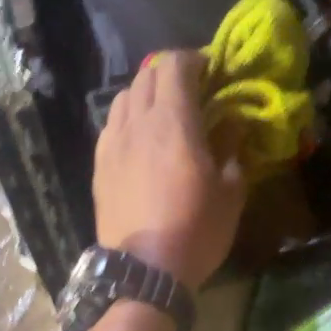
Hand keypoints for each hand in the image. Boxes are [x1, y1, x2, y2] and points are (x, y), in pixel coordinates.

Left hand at [93, 51, 245, 288]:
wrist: (145, 272)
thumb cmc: (196, 231)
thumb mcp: (230, 193)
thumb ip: (231, 150)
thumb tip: (230, 126)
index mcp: (173, 121)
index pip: (175, 64)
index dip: (194, 59)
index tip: (210, 71)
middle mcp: (137, 121)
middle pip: (147, 74)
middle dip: (170, 74)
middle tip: (190, 92)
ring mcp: (112, 142)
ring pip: (124, 97)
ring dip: (145, 95)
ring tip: (162, 114)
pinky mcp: (99, 165)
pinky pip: (112, 125)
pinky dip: (128, 120)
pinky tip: (140, 141)